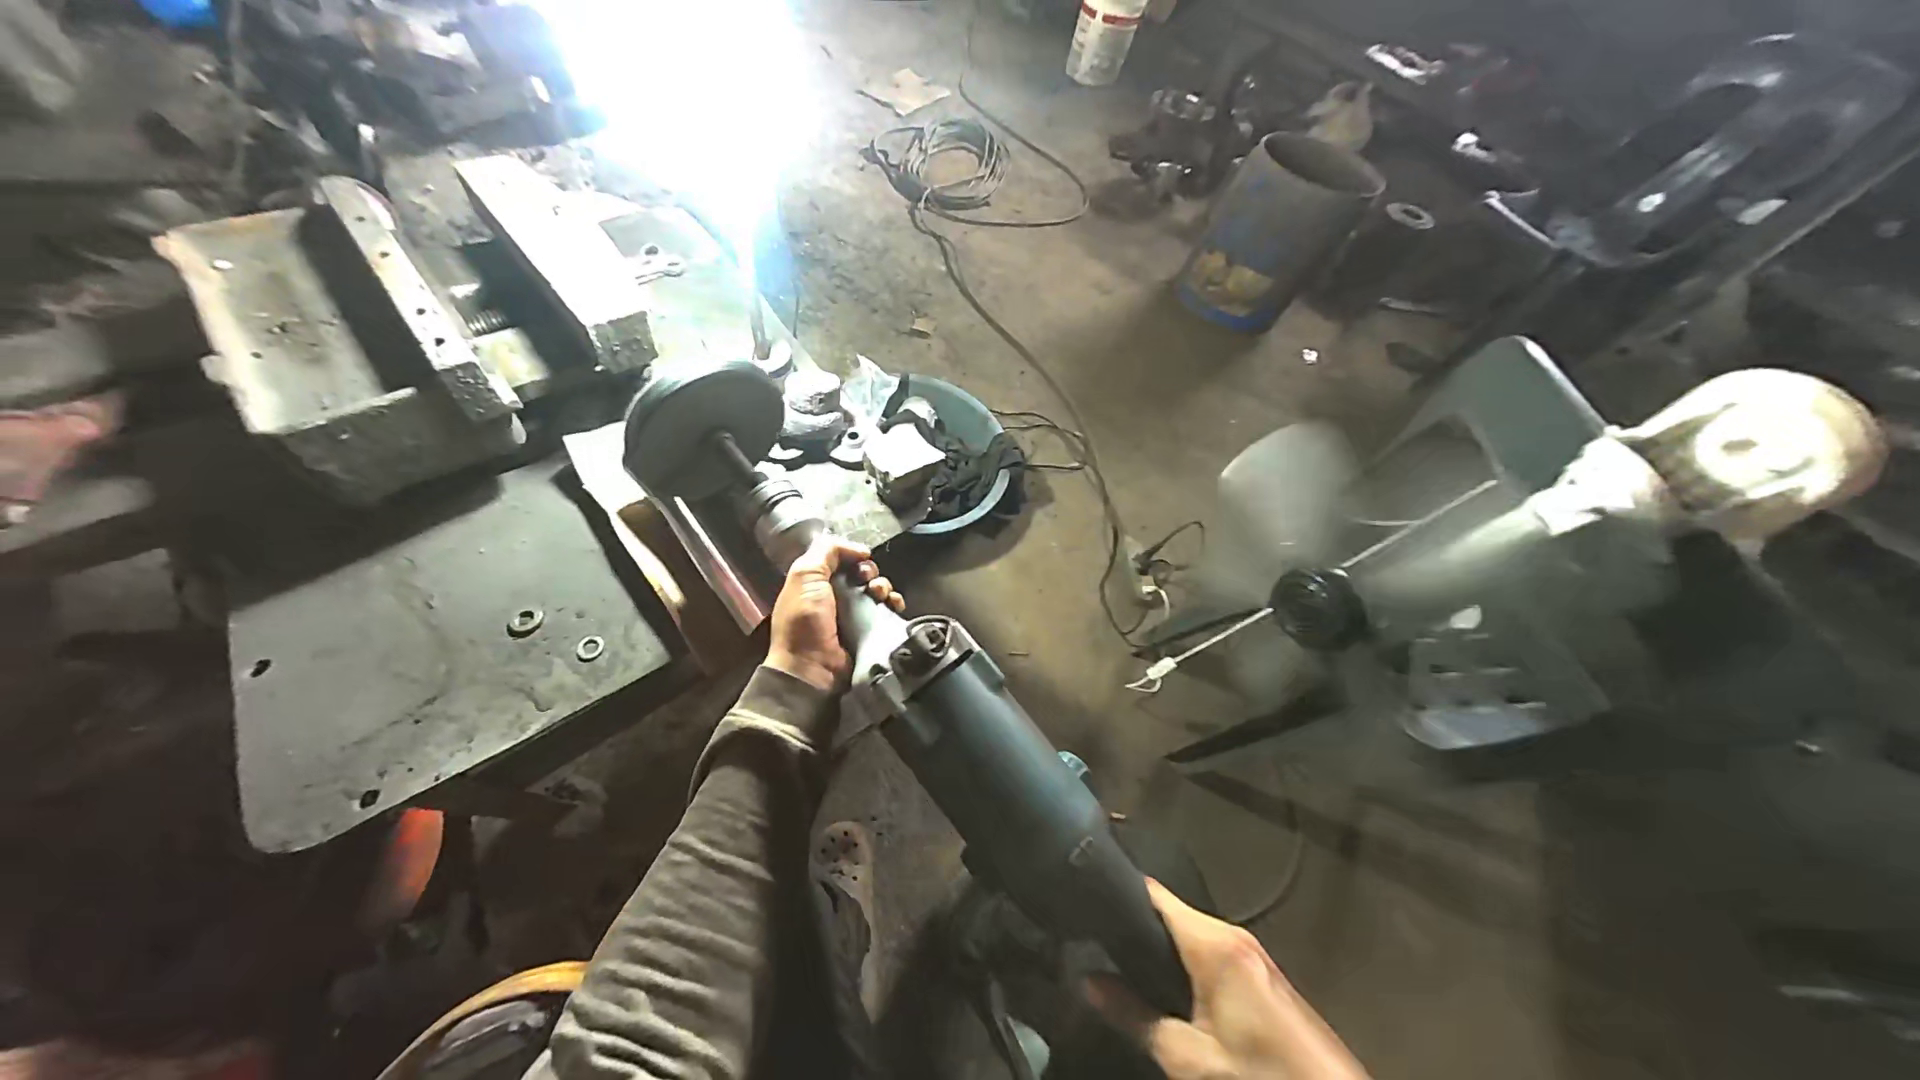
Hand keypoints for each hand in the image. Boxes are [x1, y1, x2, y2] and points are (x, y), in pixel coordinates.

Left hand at [765, 533, 905, 691]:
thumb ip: (826, 552)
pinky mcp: (870, 632)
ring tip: (879, 595)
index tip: (859, 559)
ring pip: (877, 590)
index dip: (852, 555)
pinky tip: (893, 605)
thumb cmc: (804, 621)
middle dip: (869, 572)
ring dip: (883, 587)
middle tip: (867, 581)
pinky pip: (888, 611)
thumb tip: (858, 549)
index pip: (841, 559)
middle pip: (862, 573)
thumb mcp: (804, 576)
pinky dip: (894, 604)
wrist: (812, 669)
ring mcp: (854, 616)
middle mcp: (835, 597)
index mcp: (816, 583)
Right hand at [1086, 880, 1369, 1079]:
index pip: (1151, 891)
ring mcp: (1252, 956)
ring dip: (1160, 951)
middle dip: (1134, 929)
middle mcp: (1234, 936)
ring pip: (1189, 935)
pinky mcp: (1262, 978)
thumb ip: (1134, 1017)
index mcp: (1214, 942)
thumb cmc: (1261, 1077)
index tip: (1085, 901)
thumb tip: (1089, 984)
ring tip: (1123, 969)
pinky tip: (1168, 993)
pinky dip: (1185, 966)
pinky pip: (1211, 955)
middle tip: (1095, 945)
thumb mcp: (1189, 1059)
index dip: (1115, 892)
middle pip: (1169, 913)